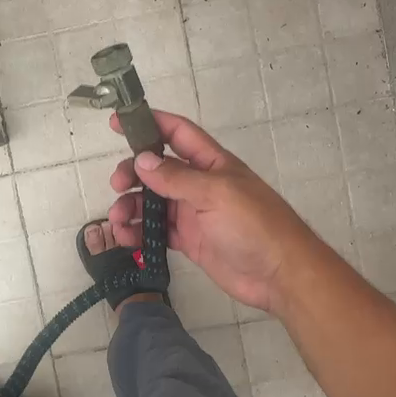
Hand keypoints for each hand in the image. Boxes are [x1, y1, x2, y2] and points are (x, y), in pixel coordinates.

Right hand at [108, 110, 328, 313]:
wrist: (279, 274)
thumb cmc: (255, 225)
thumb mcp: (216, 194)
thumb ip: (177, 177)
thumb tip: (142, 160)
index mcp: (211, 163)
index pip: (177, 133)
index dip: (150, 124)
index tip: (117, 122)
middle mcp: (200, 184)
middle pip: (157, 169)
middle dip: (133, 173)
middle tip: (116, 185)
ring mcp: (194, 213)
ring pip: (152, 202)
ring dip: (131, 207)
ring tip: (118, 221)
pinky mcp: (190, 240)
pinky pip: (157, 230)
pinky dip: (139, 232)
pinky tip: (126, 238)